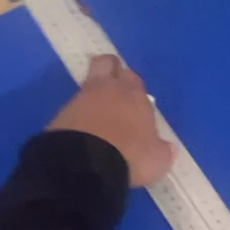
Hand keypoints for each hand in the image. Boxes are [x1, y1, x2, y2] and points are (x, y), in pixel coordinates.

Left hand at [47, 55, 175, 187]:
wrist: (85, 165)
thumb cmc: (130, 157)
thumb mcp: (157, 160)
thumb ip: (163, 150)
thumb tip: (168, 147)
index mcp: (135, 96)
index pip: (134, 78)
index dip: (133, 86)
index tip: (135, 100)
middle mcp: (109, 90)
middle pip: (107, 64)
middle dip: (110, 70)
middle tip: (113, 87)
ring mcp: (81, 99)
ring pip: (88, 84)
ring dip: (93, 95)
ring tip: (97, 116)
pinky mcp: (61, 114)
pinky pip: (73, 106)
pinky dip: (78, 114)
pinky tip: (82, 130)